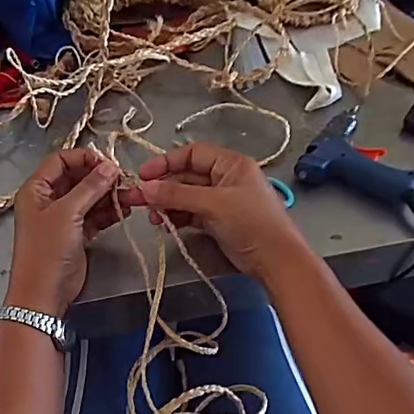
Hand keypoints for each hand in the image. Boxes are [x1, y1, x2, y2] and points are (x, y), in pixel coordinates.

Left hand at [6, 147, 125, 313]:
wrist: (44, 293)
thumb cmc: (47, 249)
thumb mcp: (67, 213)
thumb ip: (90, 187)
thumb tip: (110, 166)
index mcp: (36, 189)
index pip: (60, 160)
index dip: (83, 158)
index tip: (108, 163)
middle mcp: (48, 199)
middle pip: (76, 178)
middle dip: (100, 178)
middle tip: (123, 180)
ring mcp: (63, 217)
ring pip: (88, 197)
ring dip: (108, 195)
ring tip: (129, 196)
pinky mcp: (76, 234)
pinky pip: (94, 216)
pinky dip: (108, 212)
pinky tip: (124, 210)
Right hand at [119, 142, 308, 280]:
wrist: (276, 260)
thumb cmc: (251, 223)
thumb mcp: (213, 204)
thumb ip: (176, 195)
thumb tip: (143, 189)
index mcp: (231, 163)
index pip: (192, 153)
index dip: (166, 162)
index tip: (143, 176)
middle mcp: (226, 178)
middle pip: (186, 176)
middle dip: (162, 187)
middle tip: (137, 199)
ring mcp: (222, 200)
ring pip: (186, 196)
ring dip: (167, 204)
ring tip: (152, 217)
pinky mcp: (219, 221)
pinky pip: (192, 213)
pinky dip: (177, 217)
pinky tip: (164, 224)